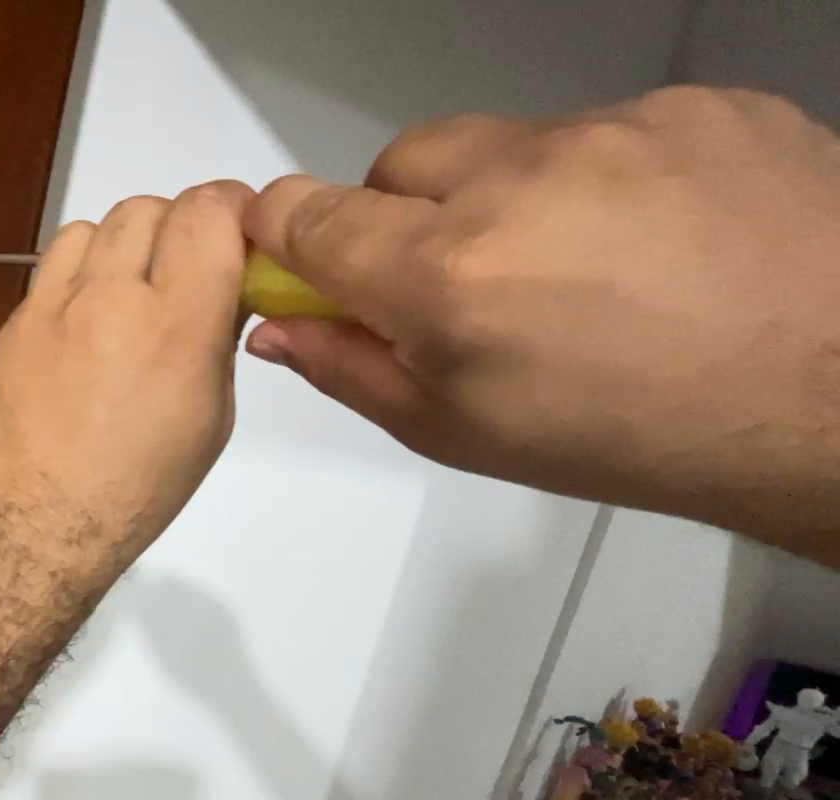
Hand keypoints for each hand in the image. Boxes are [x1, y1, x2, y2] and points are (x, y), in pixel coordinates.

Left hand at [0, 182, 253, 585]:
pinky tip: (76, 329)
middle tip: (175, 275)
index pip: (206, 211)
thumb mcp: (211, 419)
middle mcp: (110, 301)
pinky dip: (73, 282)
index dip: (227, 210)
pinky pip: (47, 273)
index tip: (232, 234)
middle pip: (146, 209)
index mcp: (175, 325)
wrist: (41, 522)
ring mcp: (50, 311)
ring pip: (90, 229)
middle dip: (172, 230)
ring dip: (116, 249)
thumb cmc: (139, 488)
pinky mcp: (10, 328)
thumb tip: (217, 293)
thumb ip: (215, 339)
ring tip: (120, 296)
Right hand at [244, 87, 839, 561]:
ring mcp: (614, 132)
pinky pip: (588, 132)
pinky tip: (627, 241)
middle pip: (394, 163)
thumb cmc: (615, 433)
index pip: (308, 214)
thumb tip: (275, 326)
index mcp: (443, 273)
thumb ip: (343, 365)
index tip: (282, 252)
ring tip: (548, 264)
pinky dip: (576, 180)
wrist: (839, 396)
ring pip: (491, 145)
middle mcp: (517, 182)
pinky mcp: (696, 106)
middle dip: (388, 215)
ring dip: (483, 197)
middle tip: (434, 278)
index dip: (277, 228)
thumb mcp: (446, 425)